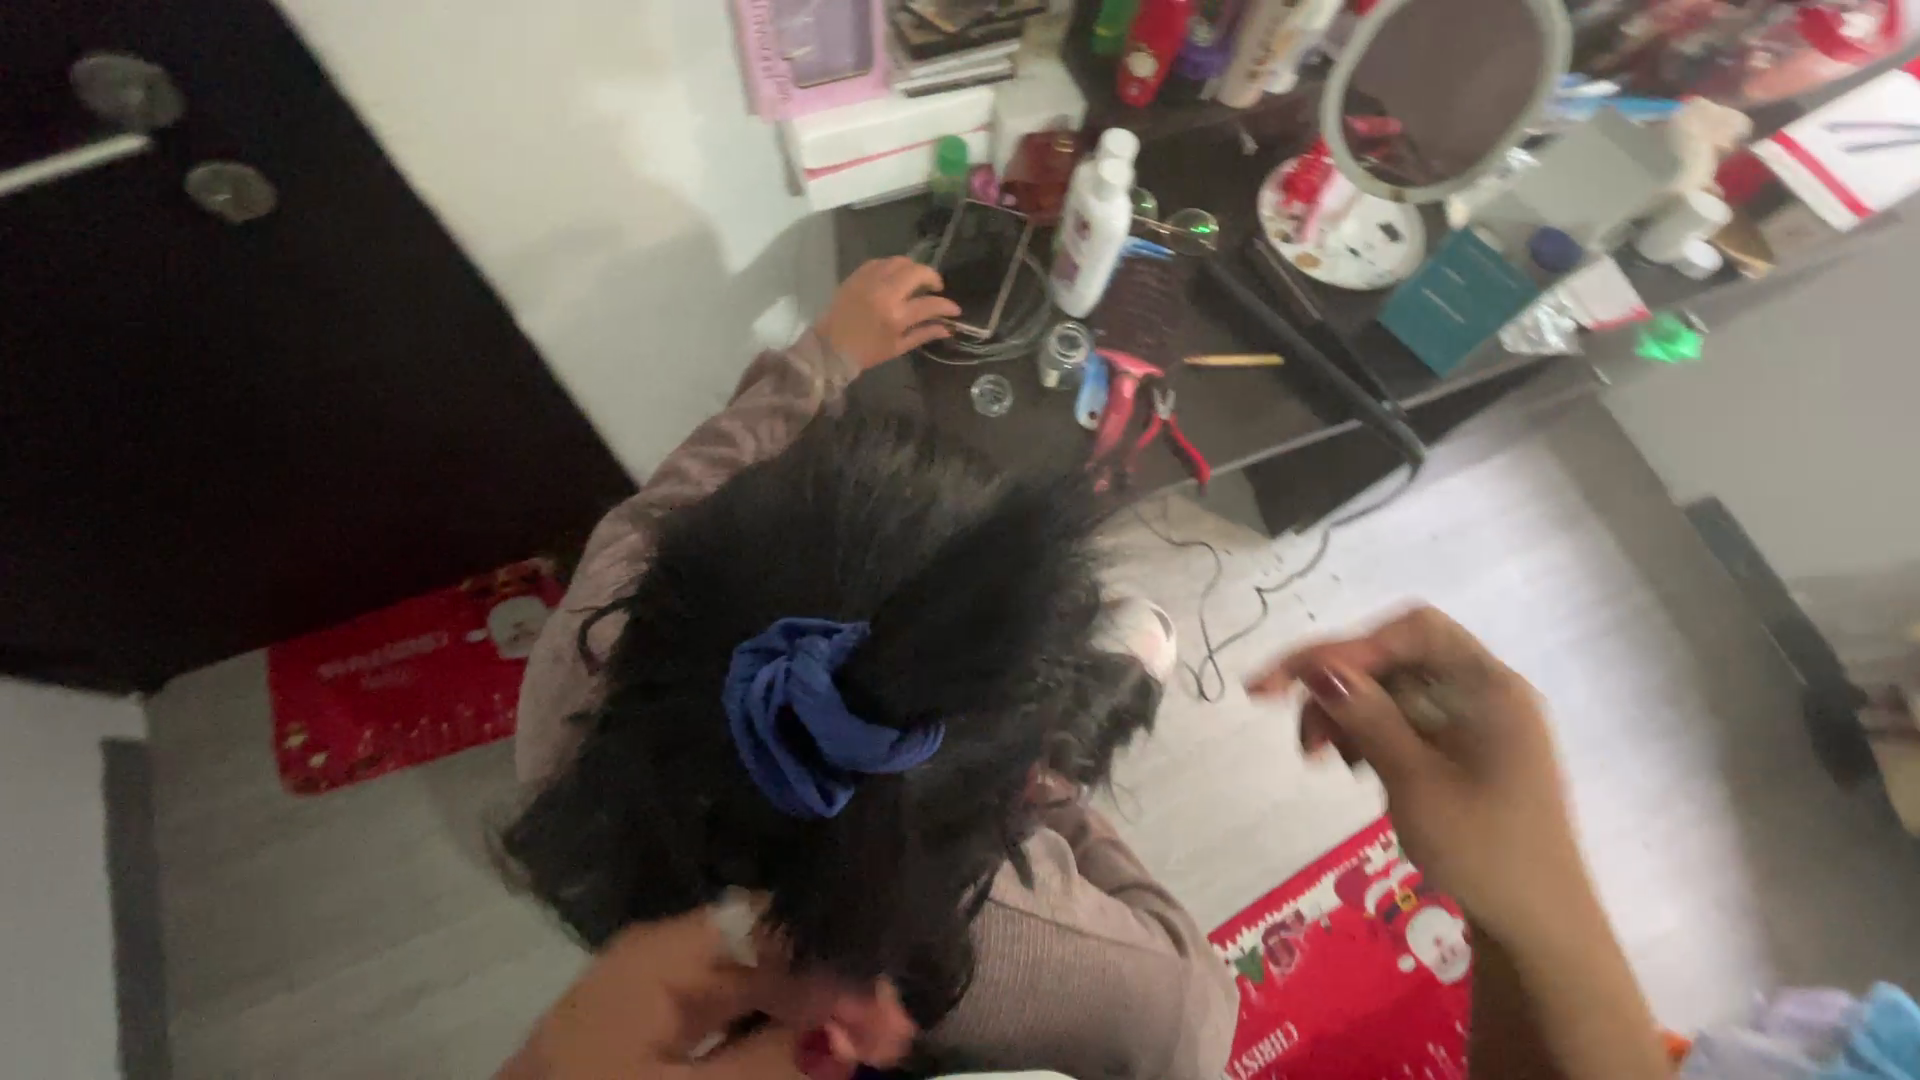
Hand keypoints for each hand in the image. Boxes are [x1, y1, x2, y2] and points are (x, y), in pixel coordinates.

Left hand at [499, 906, 914, 1079]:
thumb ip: (770, 1059)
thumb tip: (853, 1029)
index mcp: (666, 949)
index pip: (776, 931)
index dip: (838, 965)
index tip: (890, 1009)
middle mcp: (667, 951)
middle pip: (772, 952)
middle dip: (833, 988)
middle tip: (892, 1032)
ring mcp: (657, 987)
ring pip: (757, 982)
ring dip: (810, 1009)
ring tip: (865, 1037)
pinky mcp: (650, 1024)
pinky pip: (731, 1011)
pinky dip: (772, 1029)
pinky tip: (806, 1045)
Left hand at [815, 257, 961, 369]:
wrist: (829, 347)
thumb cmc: (866, 353)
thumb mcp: (898, 347)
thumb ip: (924, 334)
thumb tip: (947, 328)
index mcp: (896, 316)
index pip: (930, 304)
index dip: (947, 306)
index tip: (954, 310)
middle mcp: (885, 293)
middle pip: (917, 272)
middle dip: (932, 277)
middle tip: (935, 288)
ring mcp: (870, 280)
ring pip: (900, 261)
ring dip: (913, 269)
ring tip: (916, 281)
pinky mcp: (857, 275)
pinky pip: (881, 262)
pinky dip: (892, 267)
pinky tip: (895, 278)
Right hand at [1246, 606, 1589, 946]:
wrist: (1538, 930)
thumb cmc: (1485, 853)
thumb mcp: (1415, 781)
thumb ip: (1367, 716)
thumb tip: (1316, 666)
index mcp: (1489, 687)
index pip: (1409, 632)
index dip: (1345, 646)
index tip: (1288, 681)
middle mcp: (1481, 691)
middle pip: (1393, 657)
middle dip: (1336, 685)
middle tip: (1297, 729)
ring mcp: (1470, 719)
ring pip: (1387, 687)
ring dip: (1343, 711)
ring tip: (1317, 756)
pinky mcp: (1457, 746)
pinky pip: (1398, 717)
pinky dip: (1363, 732)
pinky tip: (1350, 765)